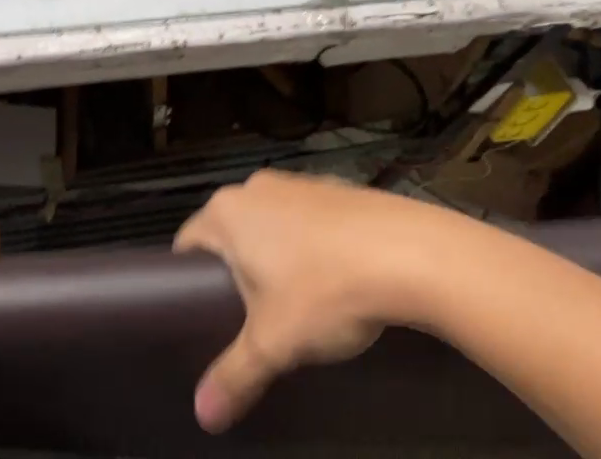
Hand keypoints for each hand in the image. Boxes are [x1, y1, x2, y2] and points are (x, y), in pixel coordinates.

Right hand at [173, 170, 488, 432]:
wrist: (414, 254)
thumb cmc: (327, 291)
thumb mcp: (275, 343)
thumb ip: (235, 375)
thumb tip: (204, 417)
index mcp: (225, 212)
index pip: (187, 244)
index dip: (189, 281)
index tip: (206, 314)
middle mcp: (254, 187)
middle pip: (230, 233)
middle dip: (238, 270)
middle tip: (253, 314)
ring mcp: (298, 182)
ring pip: (271, 224)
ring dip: (277, 255)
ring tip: (300, 299)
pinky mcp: (336, 188)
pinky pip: (308, 219)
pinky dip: (314, 243)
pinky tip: (339, 276)